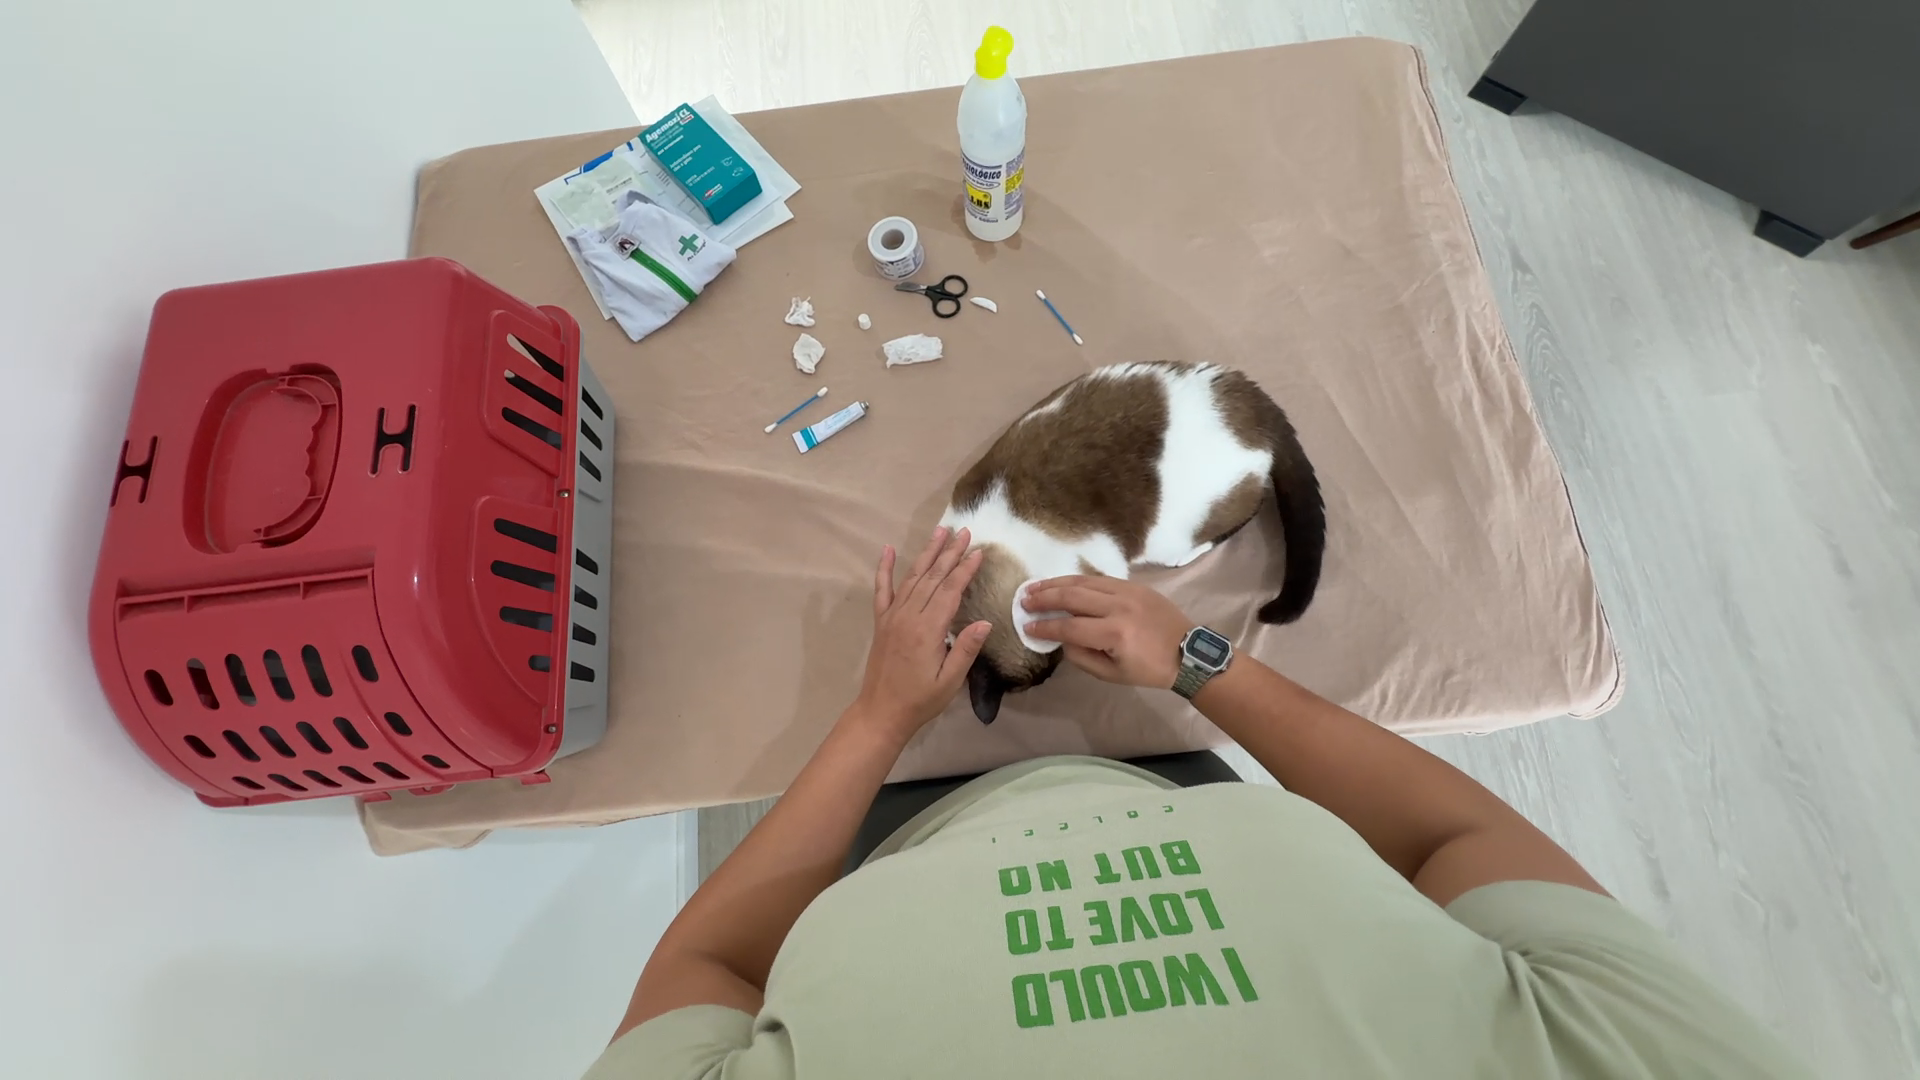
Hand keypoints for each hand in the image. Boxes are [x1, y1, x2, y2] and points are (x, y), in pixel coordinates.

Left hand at [850, 526, 990, 739]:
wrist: (881, 712)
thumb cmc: (921, 700)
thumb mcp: (950, 681)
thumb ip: (965, 649)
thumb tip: (985, 622)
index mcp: (928, 630)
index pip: (950, 591)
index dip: (965, 570)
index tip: (978, 552)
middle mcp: (908, 616)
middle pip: (932, 577)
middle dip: (950, 553)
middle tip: (964, 532)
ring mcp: (892, 616)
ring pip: (912, 577)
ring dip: (927, 553)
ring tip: (940, 532)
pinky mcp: (881, 622)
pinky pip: (882, 590)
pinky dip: (884, 568)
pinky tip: (888, 550)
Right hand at [1022, 576, 1192, 688]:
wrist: (1187, 653)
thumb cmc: (1149, 669)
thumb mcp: (1112, 674)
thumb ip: (1081, 656)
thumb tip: (1061, 639)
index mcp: (1115, 633)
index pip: (1069, 627)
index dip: (1045, 627)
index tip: (1027, 626)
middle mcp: (1119, 607)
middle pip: (1072, 597)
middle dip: (1044, 598)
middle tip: (1023, 600)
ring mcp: (1127, 591)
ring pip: (1083, 582)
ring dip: (1056, 584)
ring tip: (1035, 587)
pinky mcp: (1133, 585)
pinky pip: (1098, 579)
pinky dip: (1076, 581)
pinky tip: (1061, 584)